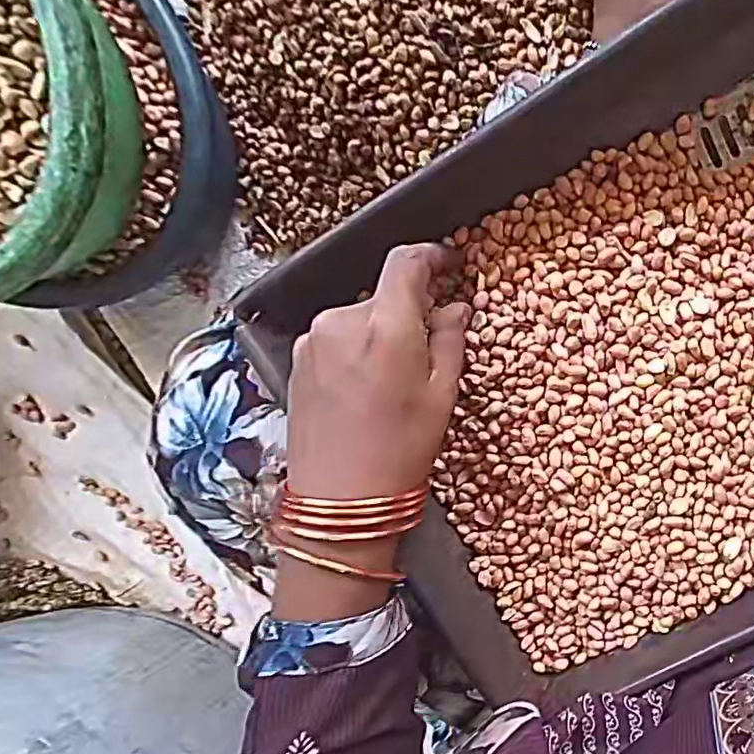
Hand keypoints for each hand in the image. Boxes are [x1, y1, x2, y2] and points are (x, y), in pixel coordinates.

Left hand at [275, 245, 468, 620]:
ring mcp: (314, 339)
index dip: (431, 254)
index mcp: (385, 326)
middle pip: (383, 293)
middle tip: (432, 346)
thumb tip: (455, 308)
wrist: (341, 499)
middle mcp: (341, 321)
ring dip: (383, 331)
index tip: (448, 261)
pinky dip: (359, 348)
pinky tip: (370, 387)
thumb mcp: (442, 395)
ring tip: (397, 379)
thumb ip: (450, 340)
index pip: (405, 262)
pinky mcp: (297, 359)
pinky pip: (338, 337)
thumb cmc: (400, 451)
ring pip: (360, 317)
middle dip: (410, 309)